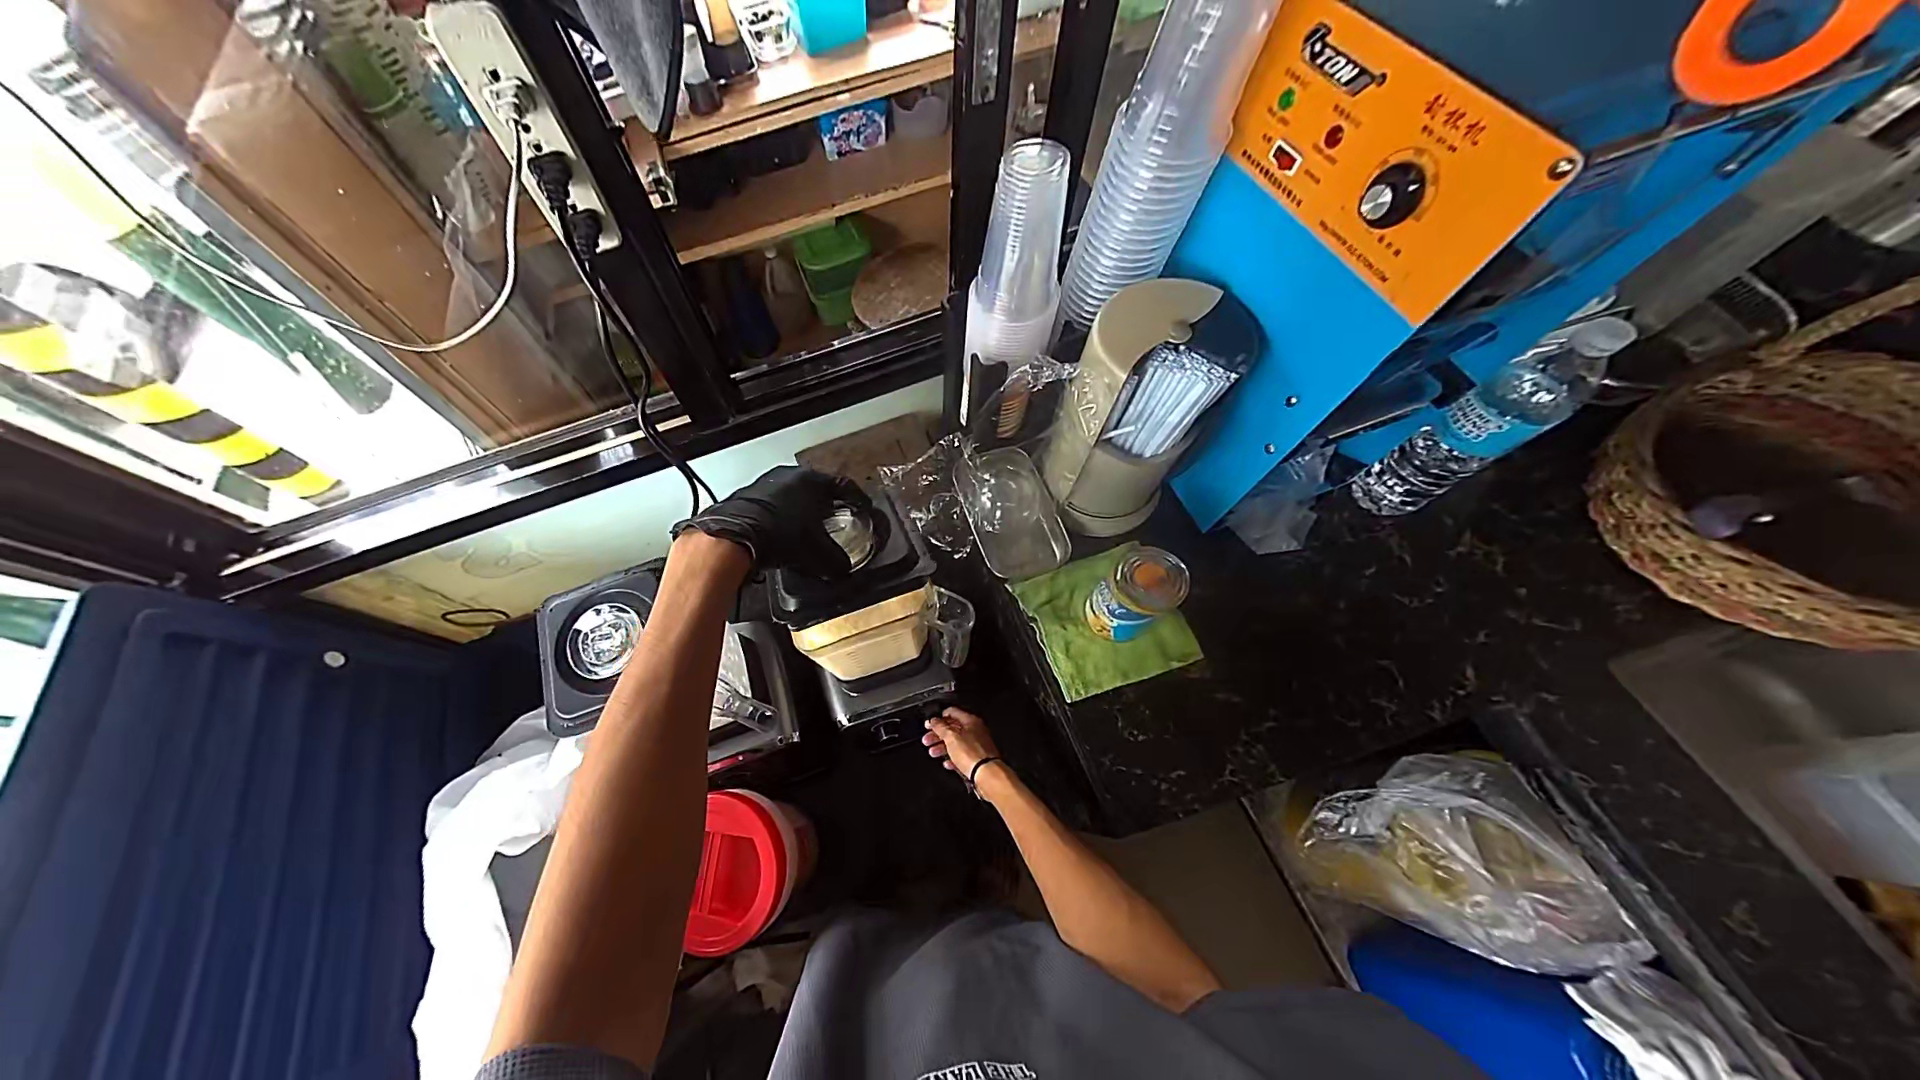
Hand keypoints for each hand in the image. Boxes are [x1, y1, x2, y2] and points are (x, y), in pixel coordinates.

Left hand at [672, 465, 872, 577]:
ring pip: (794, 494)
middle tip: (836, 519)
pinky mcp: (749, 494)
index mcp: (815, 481)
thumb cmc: (781, 535)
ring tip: (807, 528)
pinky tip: (782, 533)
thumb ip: (836, 561)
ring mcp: (768, 482)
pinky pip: (774, 503)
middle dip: (828, 505)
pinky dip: (782, 515)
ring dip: (803, 509)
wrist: (734, 536)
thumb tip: (843, 569)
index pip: (845, 487)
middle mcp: (792, 475)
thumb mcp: (818, 553)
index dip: (858, 500)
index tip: (862, 508)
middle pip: (819, 489)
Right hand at [923, 707, 1001, 781]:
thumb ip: (940, 727)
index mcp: (971, 721)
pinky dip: (953, 758)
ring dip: (943, 747)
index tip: (929, 724)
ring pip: (957, 743)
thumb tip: (933, 721)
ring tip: (933, 753)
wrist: (986, 774)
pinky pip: (963, 756)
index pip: (952, 713)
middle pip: (953, 729)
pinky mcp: (978, 759)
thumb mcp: (951, 737)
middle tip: (927, 740)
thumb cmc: (972, 754)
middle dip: (938, 735)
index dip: (938, 718)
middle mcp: (976, 731)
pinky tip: (947, 763)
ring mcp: (978, 745)